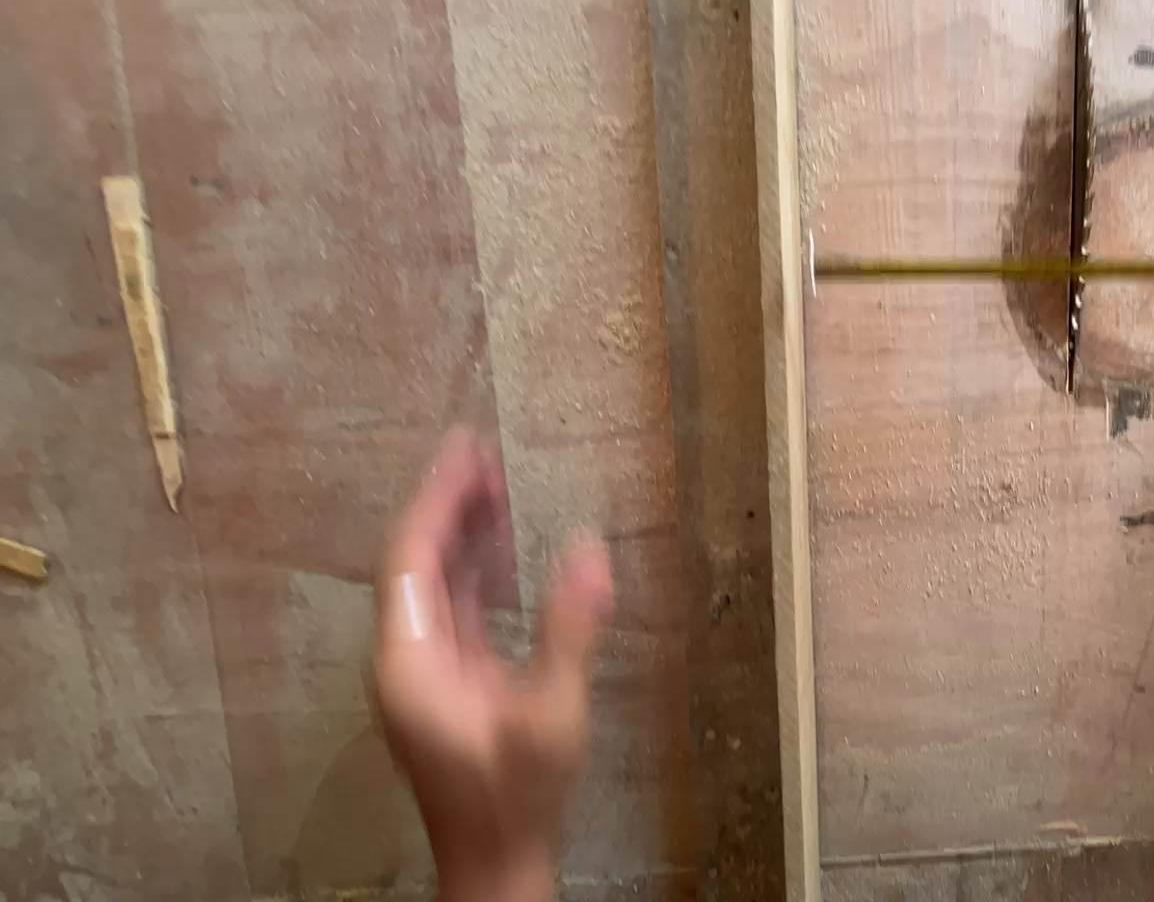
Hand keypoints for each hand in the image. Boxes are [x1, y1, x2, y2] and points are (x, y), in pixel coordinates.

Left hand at [373, 428, 611, 901]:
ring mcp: (431, 665)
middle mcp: (410, 655)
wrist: (499, 857)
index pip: (413, 560)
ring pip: (440, 579)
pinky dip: (483, 562)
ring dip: (467, 528)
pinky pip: (463, 600)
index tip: (464, 449)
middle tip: (484, 449)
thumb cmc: (519, 791)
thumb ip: (569, 629)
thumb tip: (590, 547)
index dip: (438, 501)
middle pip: (421, 562)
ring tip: (498, 479)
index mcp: (412, 661)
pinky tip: (509, 542)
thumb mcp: (552, 711)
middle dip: (450, 504)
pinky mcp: (456, 673)